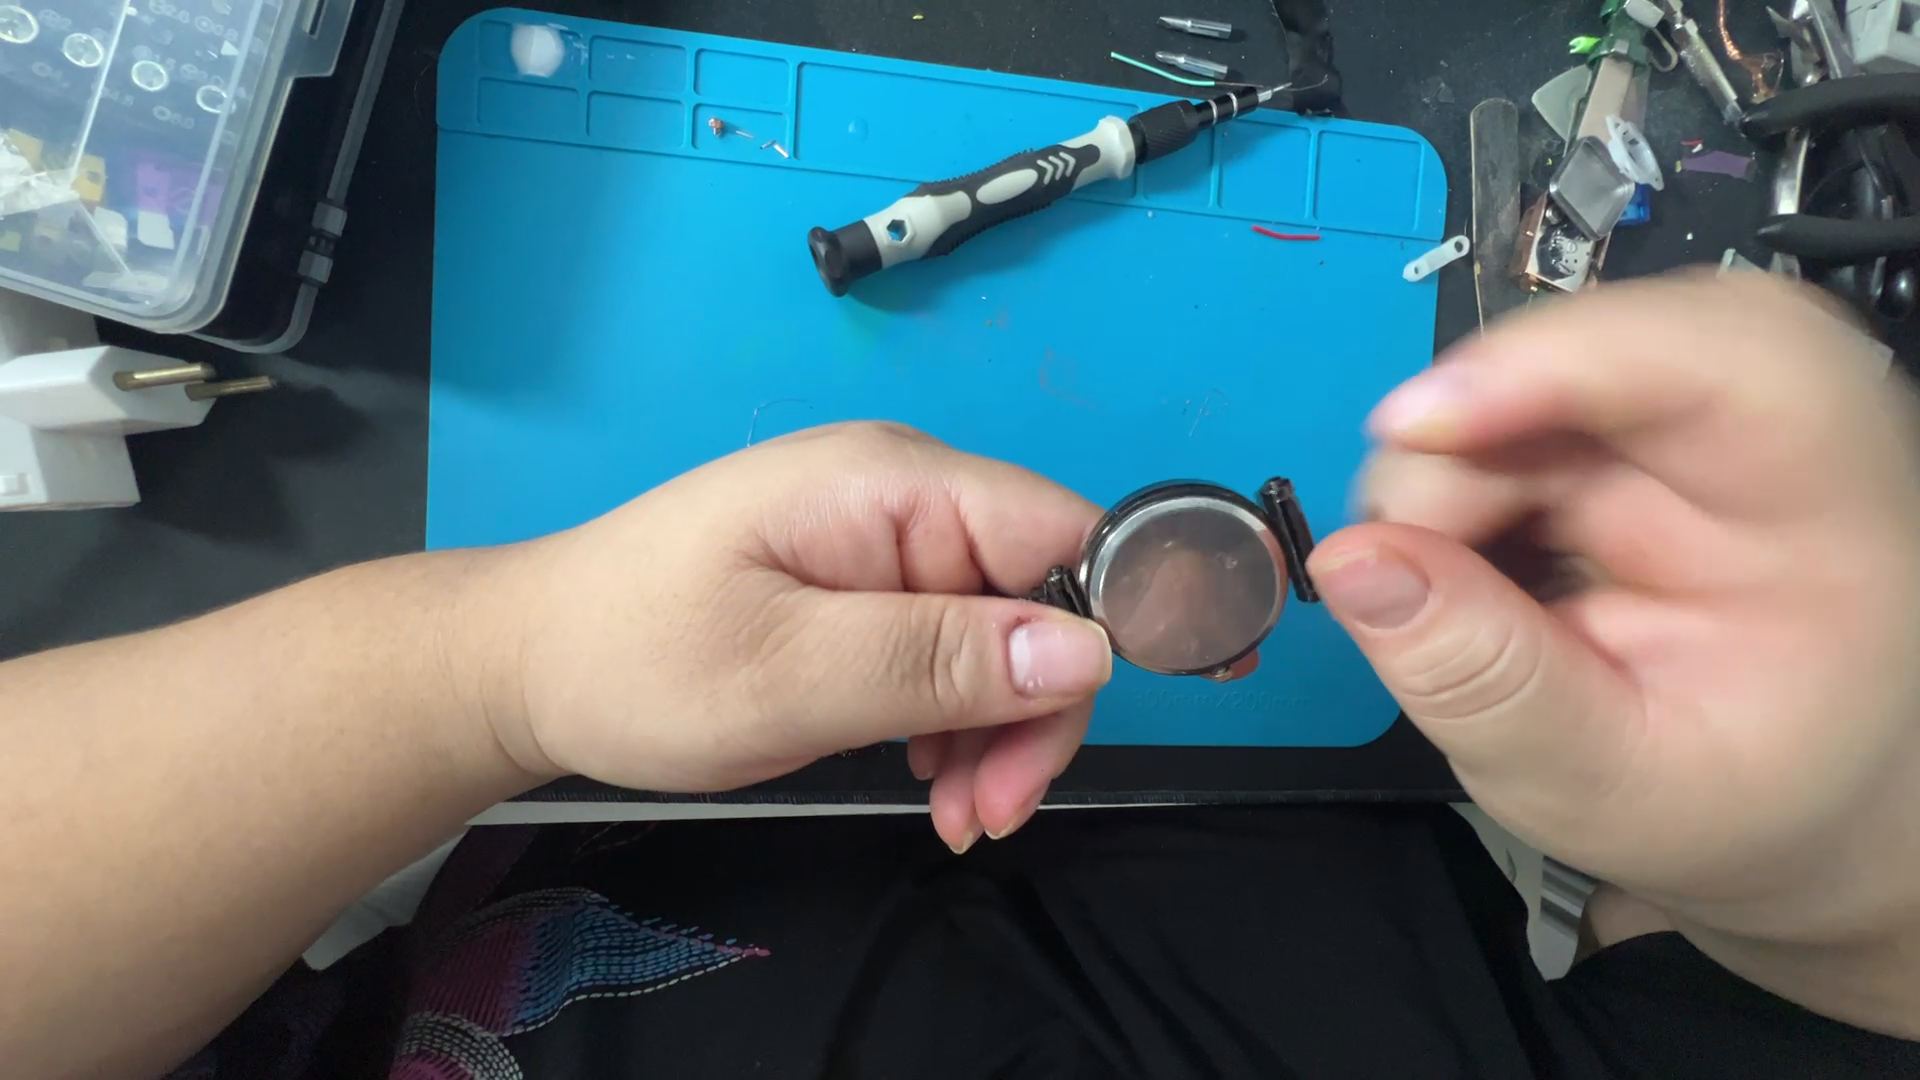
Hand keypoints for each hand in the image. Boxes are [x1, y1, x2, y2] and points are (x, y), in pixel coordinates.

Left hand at [472, 423, 1110, 851]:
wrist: (532, 664)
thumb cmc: (638, 659)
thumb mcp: (787, 674)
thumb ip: (935, 658)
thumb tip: (1088, 653)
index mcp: (894, 483)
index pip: (1056, 530)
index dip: (1104, 618)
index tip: (1077, 729)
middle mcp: (906, 498)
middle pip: (1035, 594)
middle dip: (1031, 708)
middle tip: (990, 811)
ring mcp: (887, 544)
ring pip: (1000, 635)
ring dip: (995, 729)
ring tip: (956, 813)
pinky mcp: (869, 590)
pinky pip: (953, 650)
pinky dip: (957, 721)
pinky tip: (927, 773)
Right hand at [1306, 275, 1919, 1017]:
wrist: (1817, 826)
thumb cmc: (1753, 814)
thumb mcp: (1603, 776)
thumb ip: (1471, 672)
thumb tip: (1344, 562)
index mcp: (1823, 499)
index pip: (1716, 352)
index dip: (1554, 357)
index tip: (1416, 424)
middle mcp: (1736, 440)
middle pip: (1556, 372)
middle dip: (1444, 465)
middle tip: (1405, 578)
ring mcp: (1654, 446)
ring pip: (1489, 408)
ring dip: (1425, 498)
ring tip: (1443, 607)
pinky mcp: (1591, 467)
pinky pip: (1474, 450)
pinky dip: (1430, 512)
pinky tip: (1453, 583)